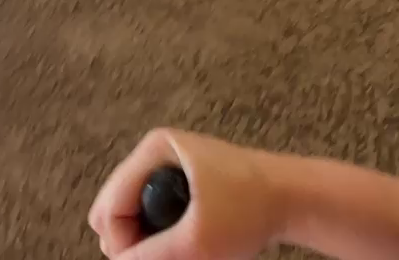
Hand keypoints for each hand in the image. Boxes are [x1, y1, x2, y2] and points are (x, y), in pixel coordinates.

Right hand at [88, 129, 288, 259]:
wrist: (289, 196)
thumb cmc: (246, 209)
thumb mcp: (194, 242)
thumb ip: (148, 259)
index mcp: (154, 150)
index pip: (109, 208)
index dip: (122, 246)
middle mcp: (155, 152)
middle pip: (113, 210)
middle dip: (131, 243)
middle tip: (165, 258)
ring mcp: (166, 165)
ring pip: (130, 217)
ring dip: (145, 243)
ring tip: (177, 253)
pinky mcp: (178, 181)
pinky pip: (148, 216)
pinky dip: (158, 237)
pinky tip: (182, 246)